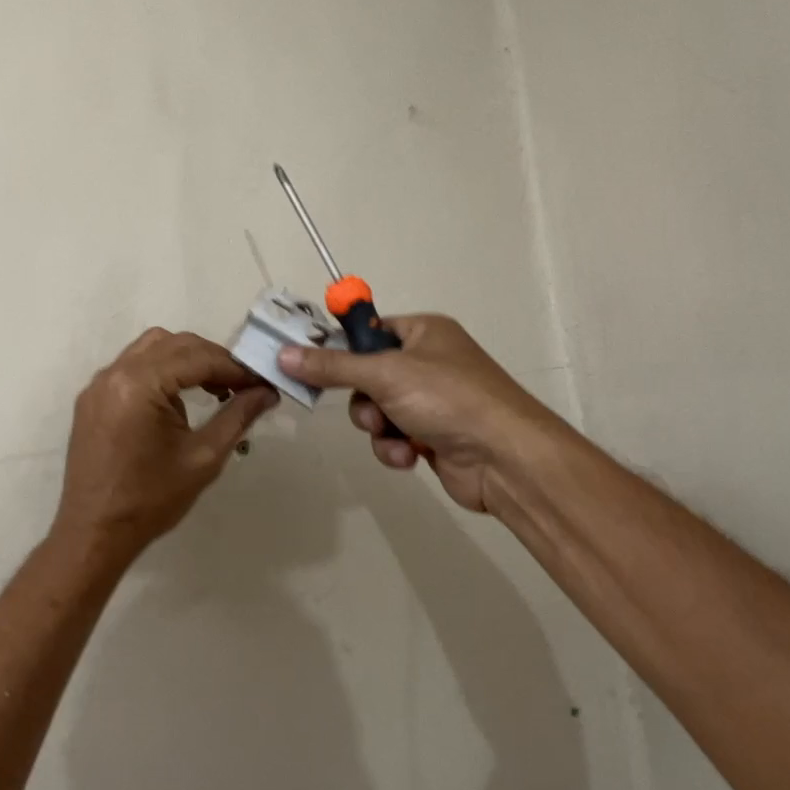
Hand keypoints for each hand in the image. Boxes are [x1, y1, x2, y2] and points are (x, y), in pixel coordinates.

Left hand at [54, 328, 278, 556]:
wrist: (96, 532)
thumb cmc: (152, 499)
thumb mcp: (204, 458)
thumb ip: (238, 416)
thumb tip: (266, 391)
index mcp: (139, 384)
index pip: (198, 358)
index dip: (235, 367)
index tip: (262, 381)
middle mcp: (114, 373)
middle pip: (173, 344)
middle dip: (212, 359)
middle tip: (242, 385)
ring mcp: (98, 385)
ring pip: (150, 349)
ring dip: (185, 361)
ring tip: (213, 389)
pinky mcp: (91, 400)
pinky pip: (131, 368)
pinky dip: (159, 372)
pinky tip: (178, 402)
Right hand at [278, 315, 562, 514]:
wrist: (504, 458)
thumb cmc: (448, 399)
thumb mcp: (385, 375)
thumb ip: (332, 367)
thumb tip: (284, 355)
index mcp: (424, 332)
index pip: (369, 330)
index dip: (342, 349)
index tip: (311, 364)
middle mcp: (429, 362)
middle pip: (367, 376)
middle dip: (364, 401)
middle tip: (373, 411)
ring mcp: (432, 402)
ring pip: (377, 411)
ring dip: (379, 429)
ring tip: (395, 437)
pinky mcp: (433, 436)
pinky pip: (394, 437)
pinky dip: (395, 448)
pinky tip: (410, 457)